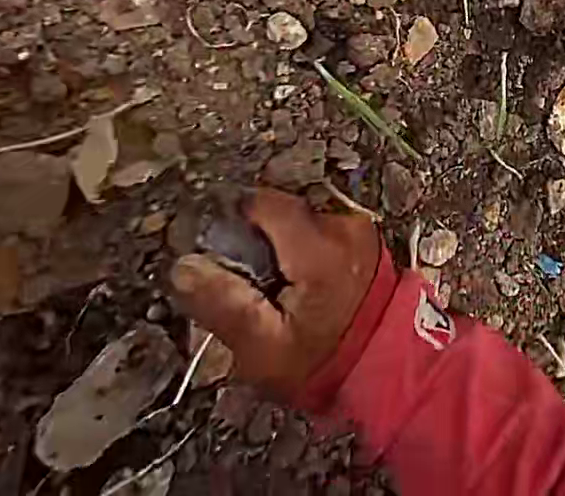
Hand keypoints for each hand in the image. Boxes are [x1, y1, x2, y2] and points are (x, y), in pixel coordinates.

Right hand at [170, 188, 384, 401]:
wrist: (379, 358)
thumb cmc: (317, 359)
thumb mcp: (261, 345)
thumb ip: (224, 302)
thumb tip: (185, 266)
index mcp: (319, 249)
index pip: (268, 204)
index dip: (233, 216)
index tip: (212, 242)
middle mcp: (344, 226)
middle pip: (283, 210)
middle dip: (256, 236)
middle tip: (242, 277)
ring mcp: (358, 227)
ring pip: (301, 218)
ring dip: (280, 241)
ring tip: (271, 283)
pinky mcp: (363, 235)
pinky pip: (321, 227)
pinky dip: (302, 245)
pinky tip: (296, 279)